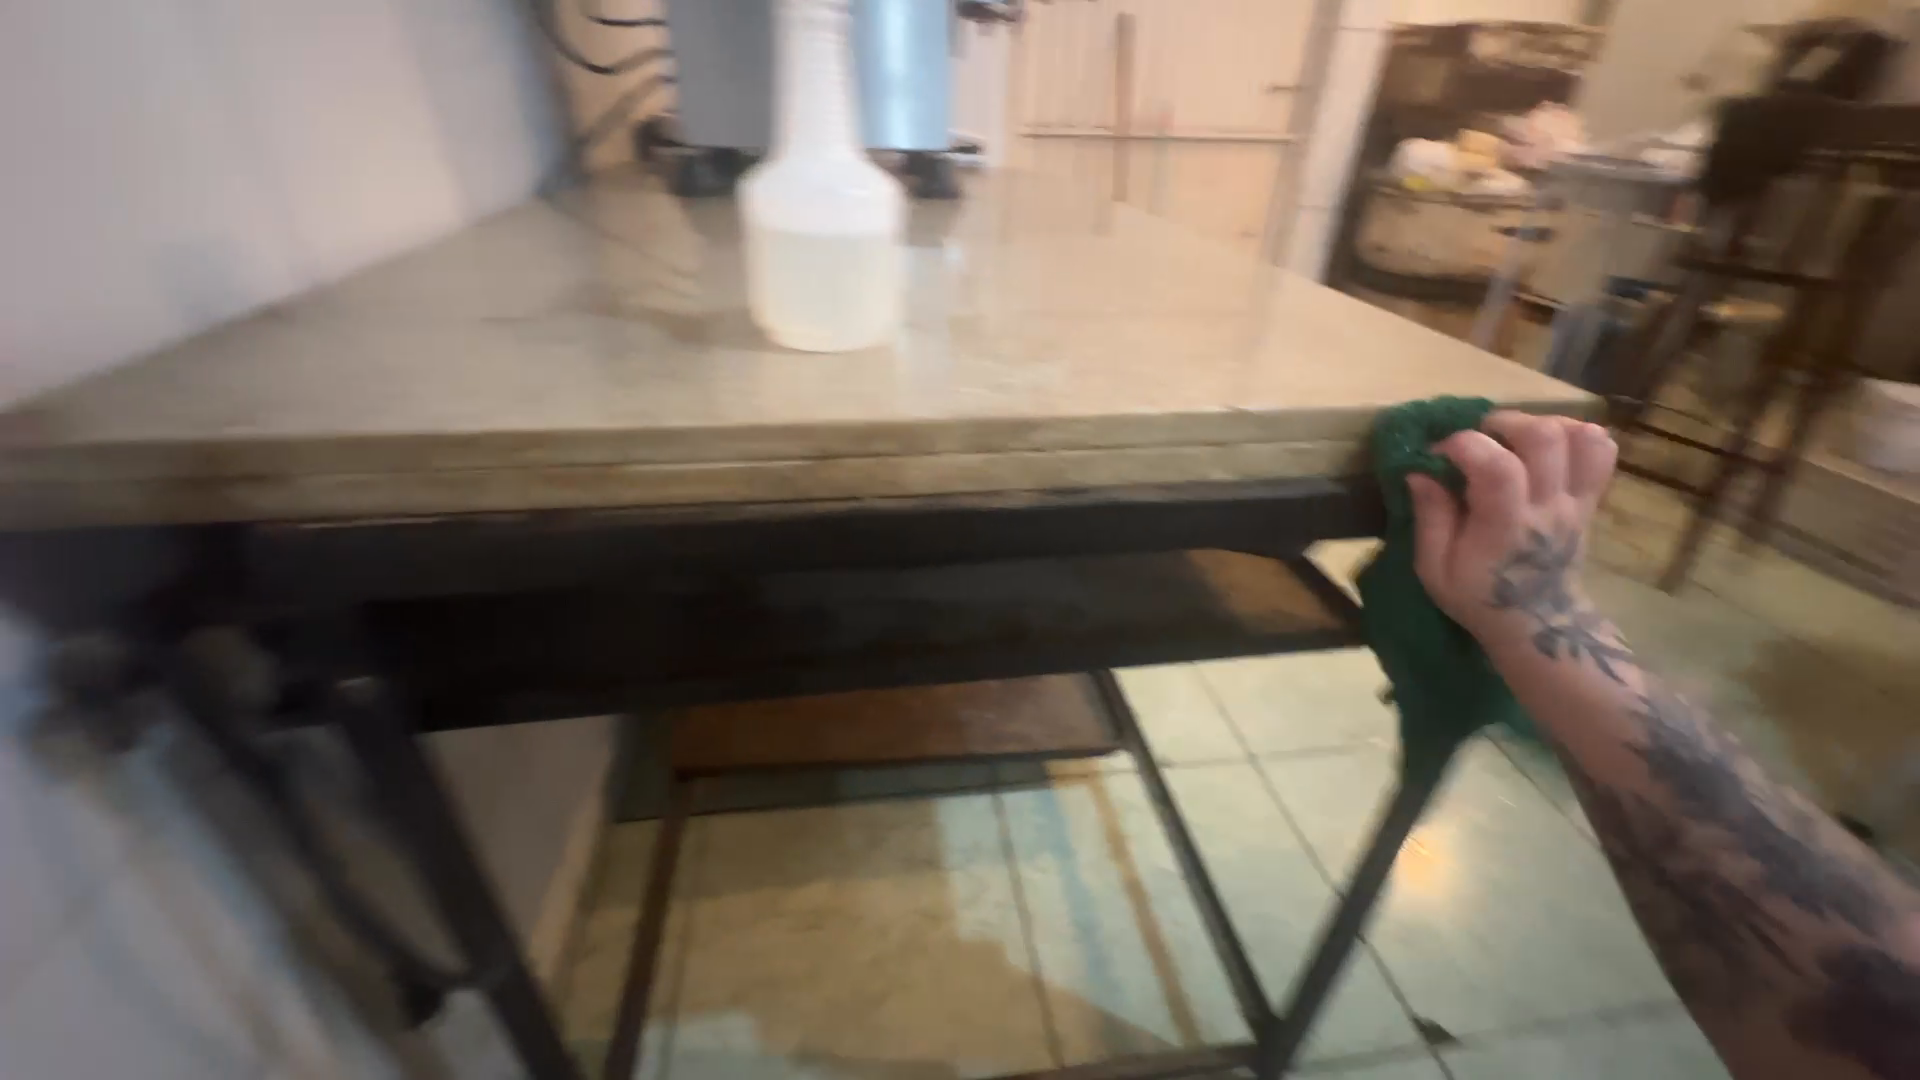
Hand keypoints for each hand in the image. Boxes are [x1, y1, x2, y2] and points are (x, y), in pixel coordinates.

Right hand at [1406, 411, 1618, 646]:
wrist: (1539, 621)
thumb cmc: (1477, 595)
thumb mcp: (1434, 568)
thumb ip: (1429, 517)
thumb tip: (1419, 472)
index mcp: (1504, 526)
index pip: (1497, 466)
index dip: (1462, 444)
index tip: (1435, 454)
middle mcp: (1548, 506)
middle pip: (1545, 437)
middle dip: (1502, 422)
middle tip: (1476, 437)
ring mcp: (1576, 500)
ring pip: (1581, 436)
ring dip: (1541, 423)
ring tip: (1510, 437)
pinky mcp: (1590, 498)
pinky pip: (1601, 450)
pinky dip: (1574, 434)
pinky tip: (1543, 445)